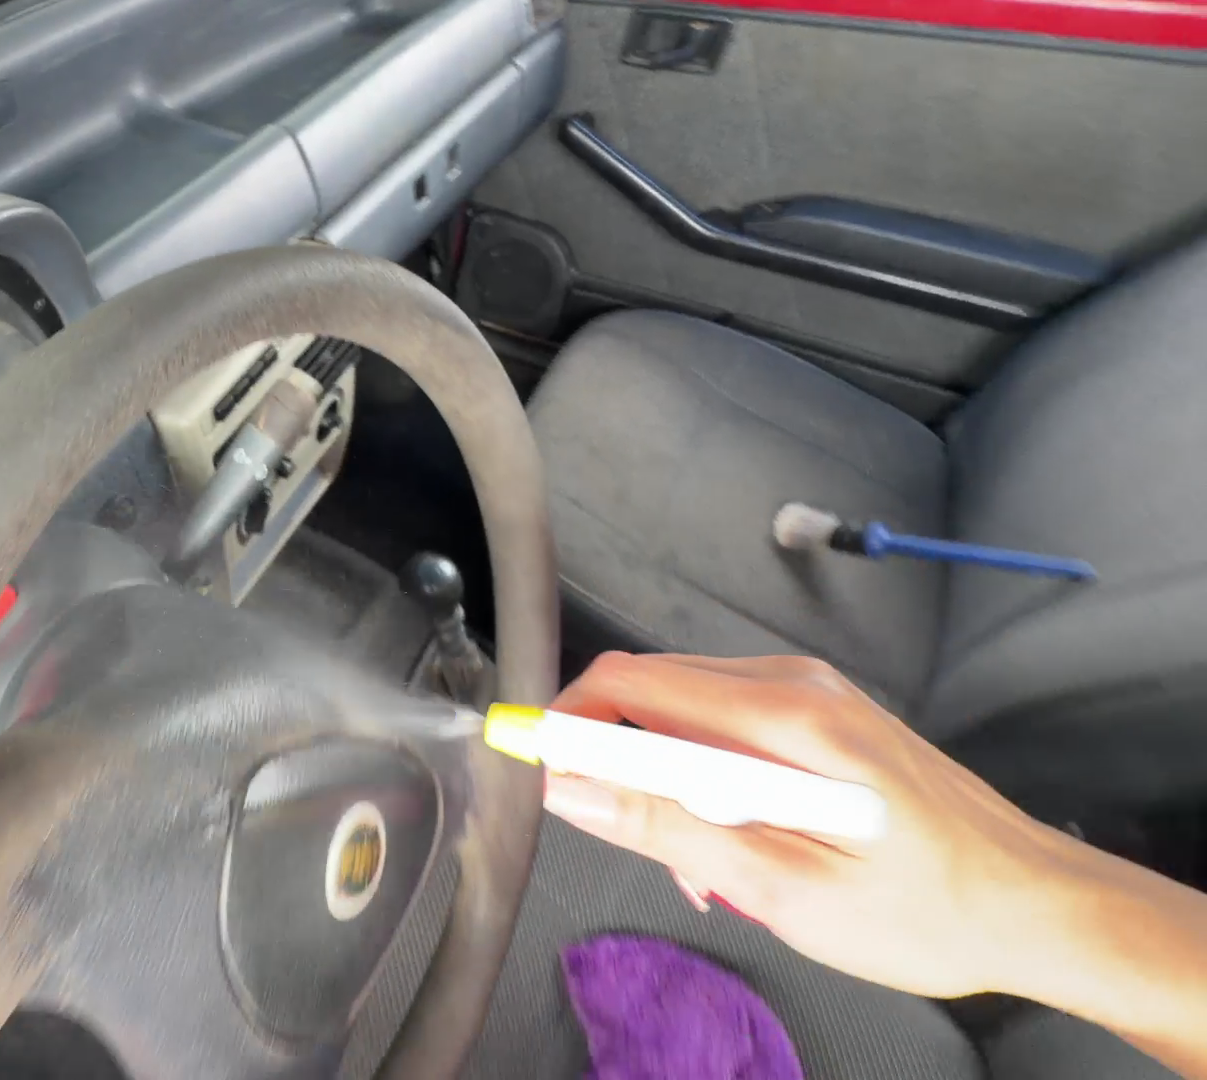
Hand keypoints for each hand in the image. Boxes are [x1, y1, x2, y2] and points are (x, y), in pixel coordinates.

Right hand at [541, 652, 1085, 1000]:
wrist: (1045, 907)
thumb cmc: (924, 911)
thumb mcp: (783, 887)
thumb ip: (666, 828)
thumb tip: (568, 788)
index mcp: (781, 714)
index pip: (628, 682)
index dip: (569, 720)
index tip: (546, 774)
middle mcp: (785, 678)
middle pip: (644, 687)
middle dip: (616, 756)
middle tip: (639, 837)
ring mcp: (800, 685)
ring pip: (675, 704)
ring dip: (658, 769)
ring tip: (698, 853)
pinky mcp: (808, 702)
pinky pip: (713, 714)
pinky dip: (695, 766)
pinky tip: (729, 825)